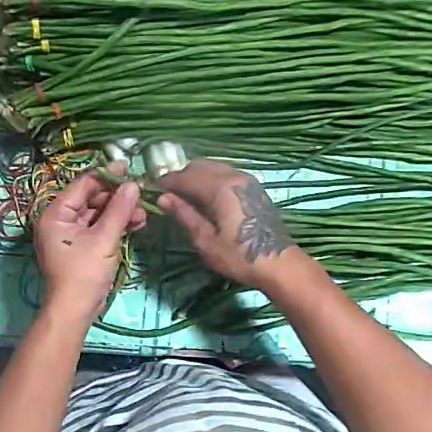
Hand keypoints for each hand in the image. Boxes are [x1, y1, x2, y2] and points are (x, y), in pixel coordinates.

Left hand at [34, 165, 144, 326]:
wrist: (75, 309)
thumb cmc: (84, 272)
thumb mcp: (104, 238)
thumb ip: (119, 209)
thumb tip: (133, 184)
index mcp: (56, 213)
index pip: (83, 185)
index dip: (107, 175)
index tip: (128, 167)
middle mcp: (60, 220)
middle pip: (92, 198)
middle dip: (117, 197)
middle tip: (142, 193)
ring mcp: (71, 234)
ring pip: (98, 214)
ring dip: (120, 212)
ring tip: (144, 212)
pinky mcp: (82, 247)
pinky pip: (100, 228)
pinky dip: (116, 225)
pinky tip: (137, 223)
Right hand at [155, 159, 303, 289]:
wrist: (279, 265)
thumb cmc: (240, 257)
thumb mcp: (206, 241)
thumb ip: (185, 215)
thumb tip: (163, 198)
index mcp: (221, 188)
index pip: (185, 177)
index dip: (166, 182)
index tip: (152, 190)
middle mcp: (234, 176)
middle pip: (200, 166)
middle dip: (181, 177)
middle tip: (169, 195)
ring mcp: (247, 180)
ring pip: (214, 167)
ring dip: (197, 177)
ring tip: (186, 198)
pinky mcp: (255, 188)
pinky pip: (227, 174)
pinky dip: (212, 180)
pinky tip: (206, 199)